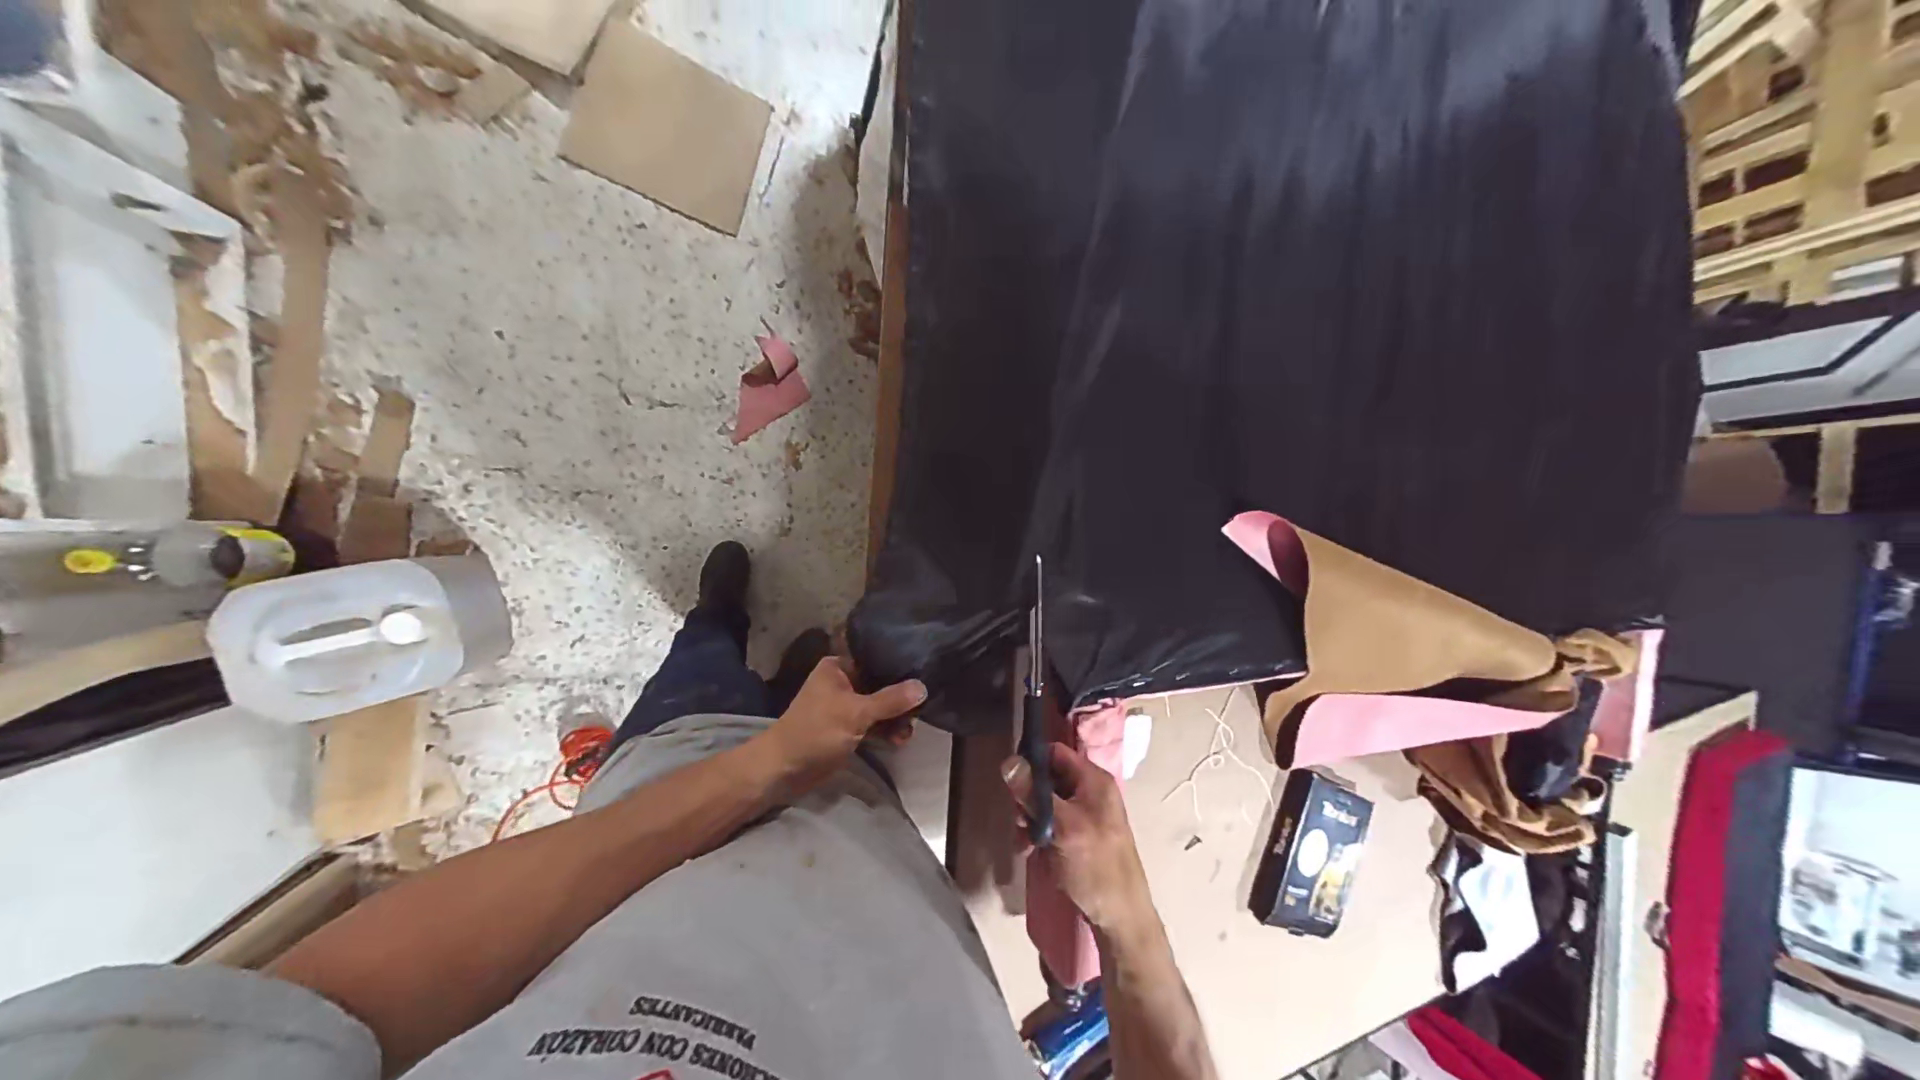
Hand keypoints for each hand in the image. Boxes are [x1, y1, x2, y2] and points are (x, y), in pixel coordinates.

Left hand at [758, 657, 925, 794]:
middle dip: (901, 698)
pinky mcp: (848, 727)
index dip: (898, 665)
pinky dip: (886, 729)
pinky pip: (874, 723)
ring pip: (879, 706)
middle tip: (921, 710)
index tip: (925, 671)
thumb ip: (890, 700)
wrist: (784, 770)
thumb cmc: (816, 731)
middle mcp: (843, 681)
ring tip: (910, 731)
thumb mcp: (856, 713)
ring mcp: (846, 706)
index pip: (875, 658)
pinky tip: (900, 738)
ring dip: (895, 717)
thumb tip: (923, 687)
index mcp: (838, 667)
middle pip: (880, 683)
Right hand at [1004, 743, 1154, 932]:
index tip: (1011, 780)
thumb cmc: (1095, 867)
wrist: (1121, 918)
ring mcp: (1085, 814)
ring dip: (1030, 819)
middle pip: (1047, 777)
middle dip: (1027, 797)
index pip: (1055, 752)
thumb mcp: (1061, 826)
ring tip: (1024, 842)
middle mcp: (1090, 791)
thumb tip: (1008, 762)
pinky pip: (1051, 822)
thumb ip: (1034, 793)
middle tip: (1019, 819)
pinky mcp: (1078, 835)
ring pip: (1046, 801)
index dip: (1031, 760)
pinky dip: (1038, 833)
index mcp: (1093, 780)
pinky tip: (1029, 851)